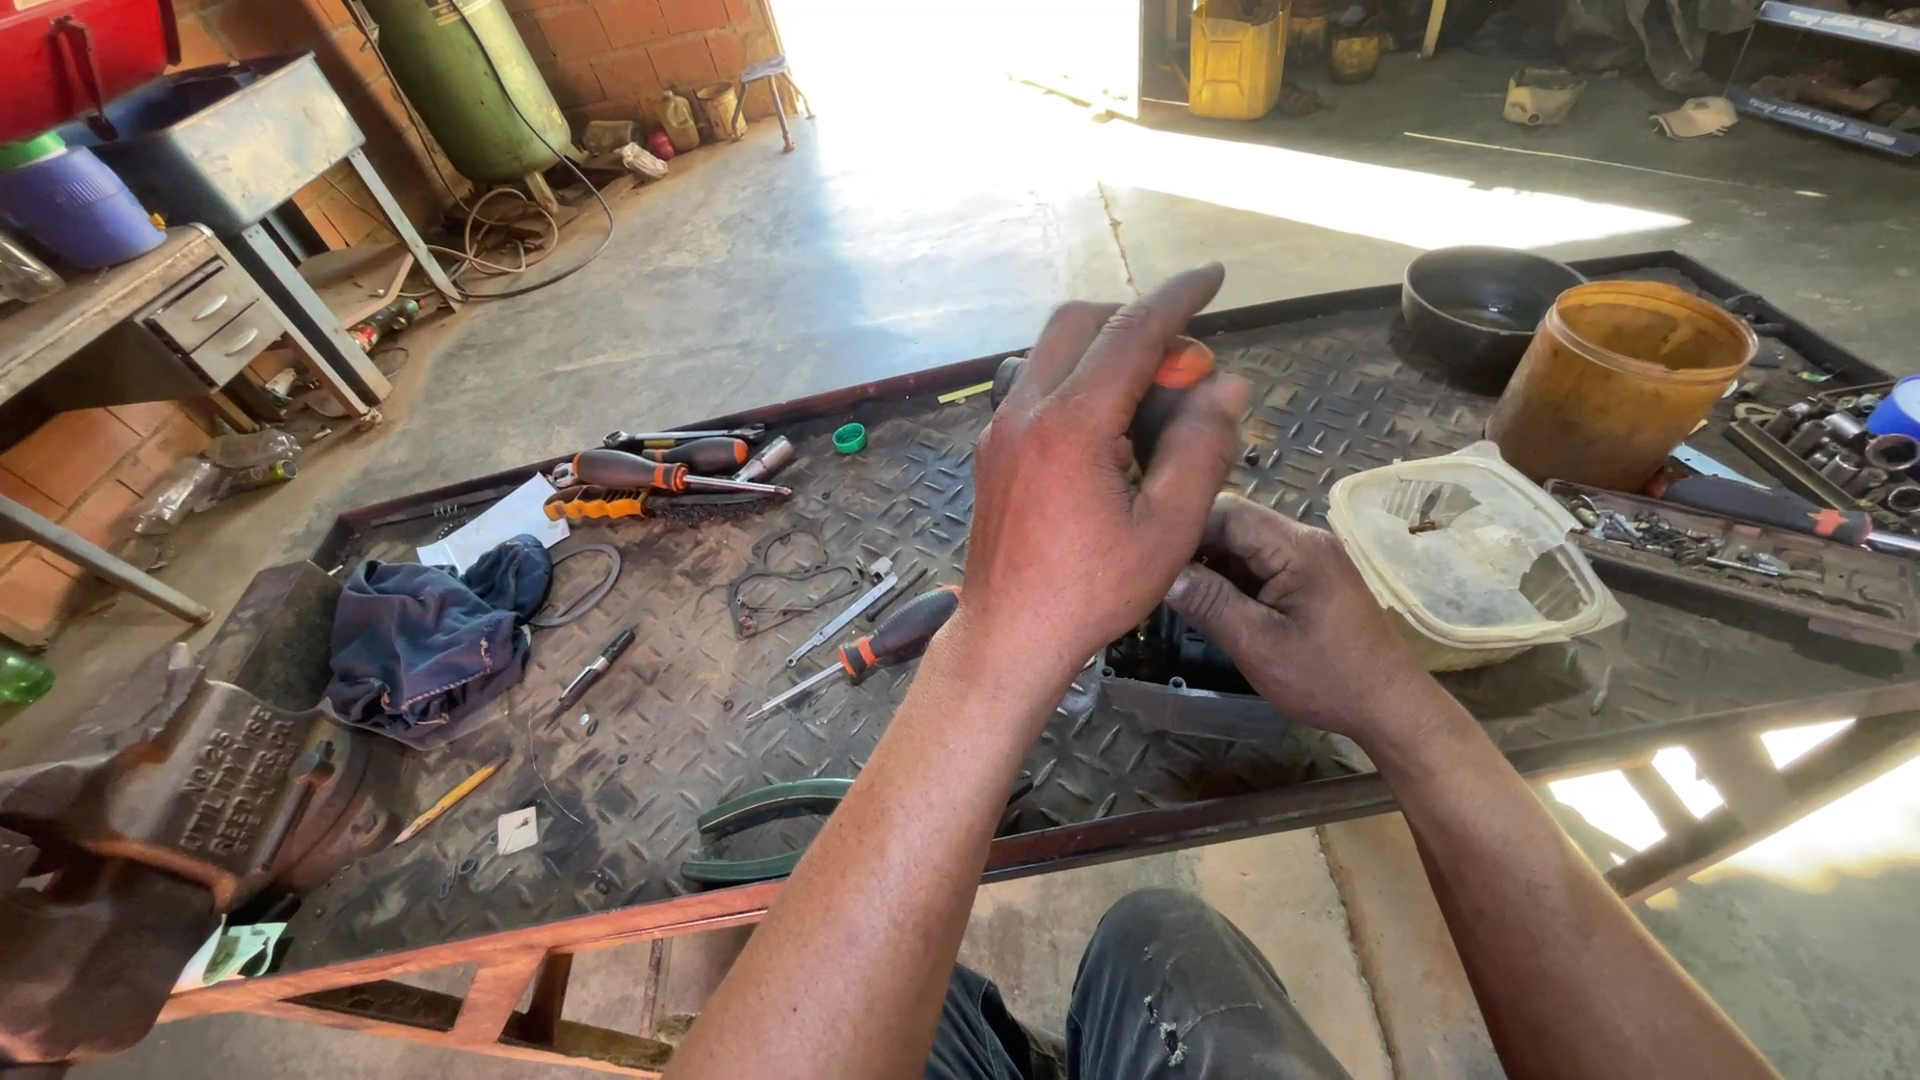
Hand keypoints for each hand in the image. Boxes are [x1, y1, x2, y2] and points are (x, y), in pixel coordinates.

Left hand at [958, 265, 1249, 676]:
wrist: (1009, 633)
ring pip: (1052, 351)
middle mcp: (1025, 411)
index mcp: (1071, 425)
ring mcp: (1000, 428)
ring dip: (1104, 352)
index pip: (1131, 333)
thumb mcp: (1167, 529)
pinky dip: (1077, 381)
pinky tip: (1108, 429)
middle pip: (1080, 322)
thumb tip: (1227, 387)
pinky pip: (1036, 386)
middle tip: (1182, 364)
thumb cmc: (1090, 592)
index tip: (1212, 277)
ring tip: (1150, 399)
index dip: (1179, 299)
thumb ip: (1201, 449)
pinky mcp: (992, 449)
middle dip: (1136, 321)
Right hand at [1166, 493, 1444, 742]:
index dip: (1184, 527)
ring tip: (1171, 586)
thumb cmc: (1326, 679)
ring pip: (1241, 544)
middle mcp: (1304, 540)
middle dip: (1192, 545)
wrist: (1390, 707)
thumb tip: (1161, 573)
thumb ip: (1209, 603)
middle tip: (1153, 573)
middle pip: (1233, 523)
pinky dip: (1227, 577)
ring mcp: (1307, 557)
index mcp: (1297, 547)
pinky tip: (1205, 598)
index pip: (1227, 512)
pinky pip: (1256, 562)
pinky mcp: (1307, 577)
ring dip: (1207, 562)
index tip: (1148, 552)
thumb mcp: (1258, 644)